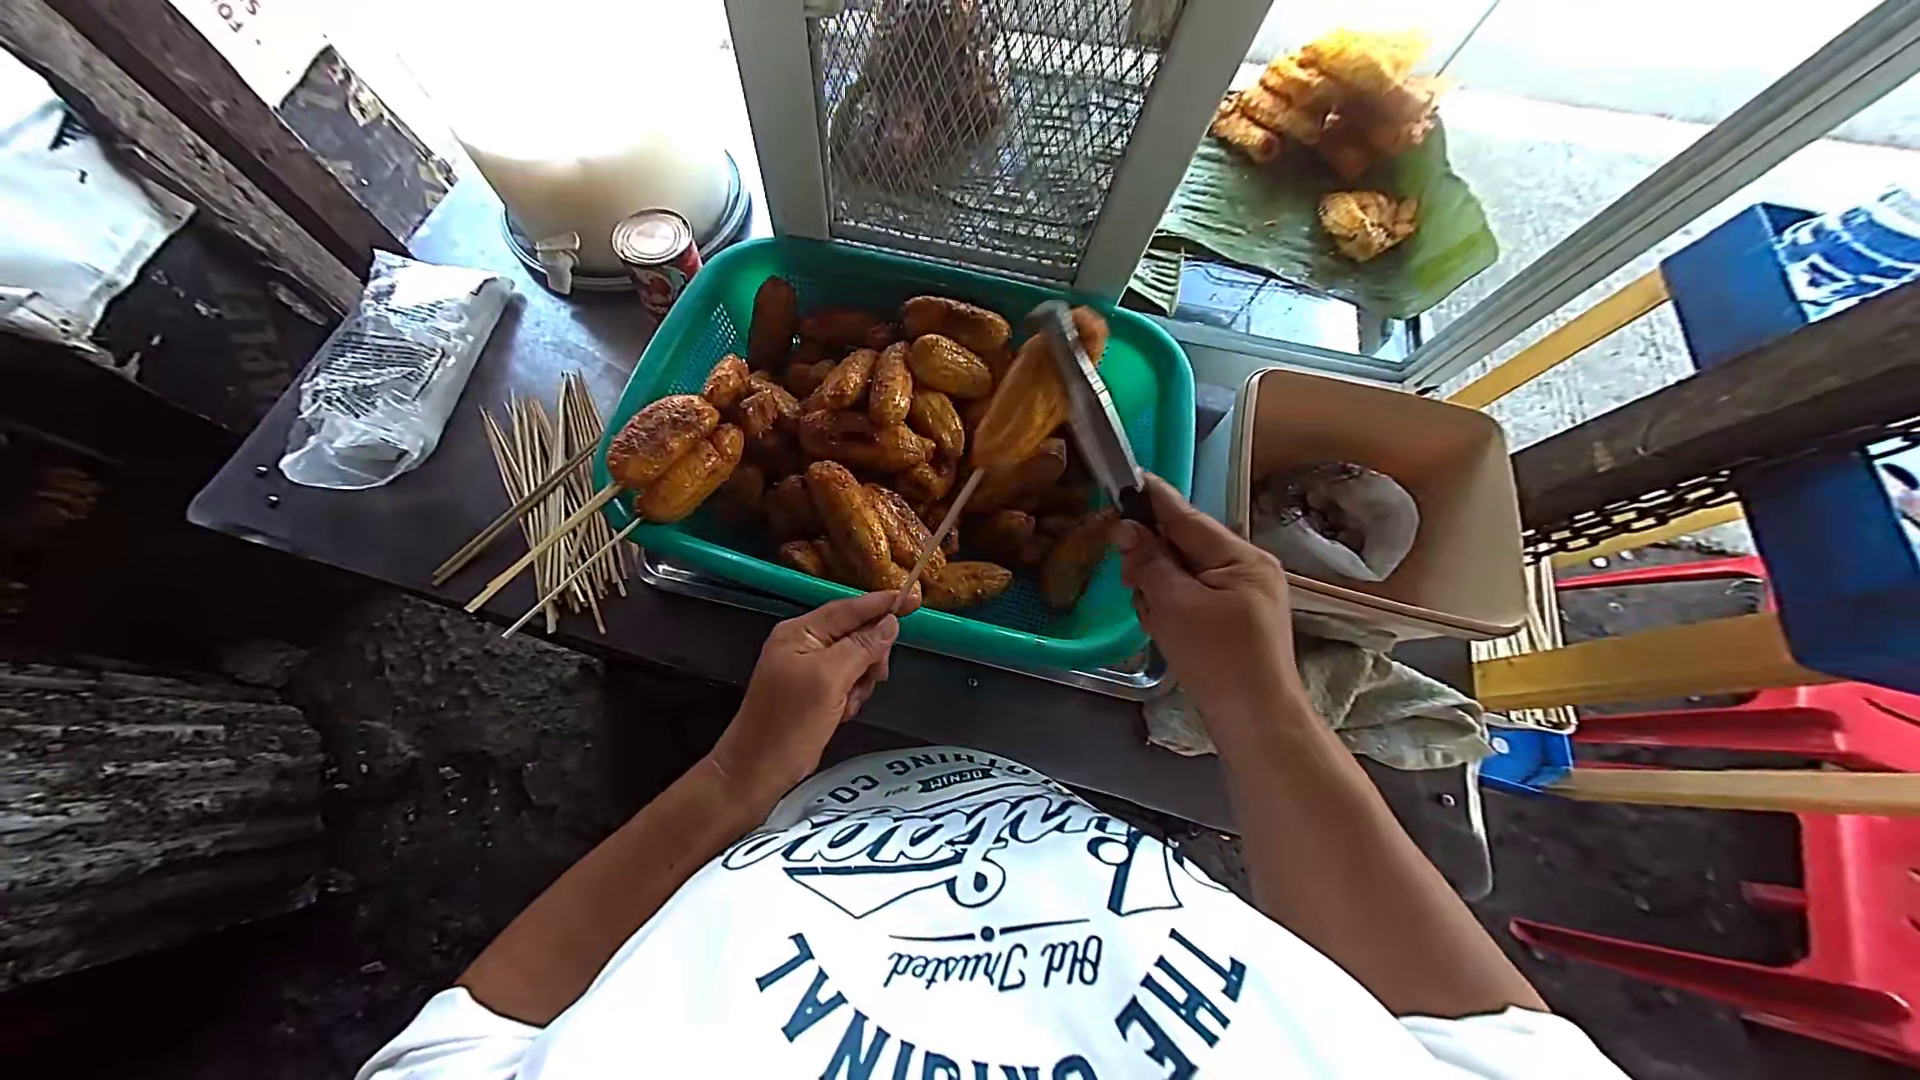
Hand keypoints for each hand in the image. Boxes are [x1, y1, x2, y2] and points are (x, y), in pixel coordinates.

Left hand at [711, 588, 919, 799]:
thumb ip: (862, 647)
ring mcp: (810, 667)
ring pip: (858, 658)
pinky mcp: (817, 690)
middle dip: (870, 656)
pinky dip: (852, 694)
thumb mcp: (830, 679)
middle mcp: (806, 643)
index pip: (850, 608)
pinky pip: (849, 679)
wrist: (758, 771)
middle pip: (857, 633)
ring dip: (862, 680)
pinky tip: (842, 712)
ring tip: (848, 703)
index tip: (916, 598)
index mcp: (801, 632)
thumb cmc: (790, 722)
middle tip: (877, 676)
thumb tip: (890, 622)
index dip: (883, 602)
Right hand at [1117, 474, 1308, 741]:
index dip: (1153, 497)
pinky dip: (1171, 606)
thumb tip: (1125, 528)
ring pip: (1182, 572)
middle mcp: (1244, 568)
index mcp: (1239, 558)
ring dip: (1158, 588)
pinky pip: (1190, 596)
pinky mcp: (1231, 617)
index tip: (1126, 477)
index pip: (1186, 516)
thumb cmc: (1217, 659)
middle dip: (1151, 559)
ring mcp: (1240, 594)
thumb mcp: (1175, 605)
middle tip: (1130, 581)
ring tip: (1153, 616)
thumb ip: (1149, 562)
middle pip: (1182, 545)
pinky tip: (1165, 628)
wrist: (1255, 720)